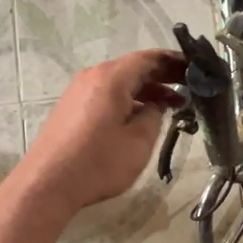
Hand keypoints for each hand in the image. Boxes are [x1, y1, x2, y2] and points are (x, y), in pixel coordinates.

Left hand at [22, 49, 184, 211]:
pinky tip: (139, 117)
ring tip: (169, 106)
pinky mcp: (71, 109)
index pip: (149, 58)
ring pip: (119, 83)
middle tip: (188, 87)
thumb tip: (155, 105)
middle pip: (133, 68)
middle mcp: (92, 77)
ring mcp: (78, 92)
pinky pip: (105, 95)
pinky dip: (127, 100)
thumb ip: (153, 116)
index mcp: (111, 78)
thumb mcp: (139, 142)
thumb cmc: (98, 163)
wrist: (47, 184)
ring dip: (145, 90)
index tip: (195, 69)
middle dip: (161, 76)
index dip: (174, 62)